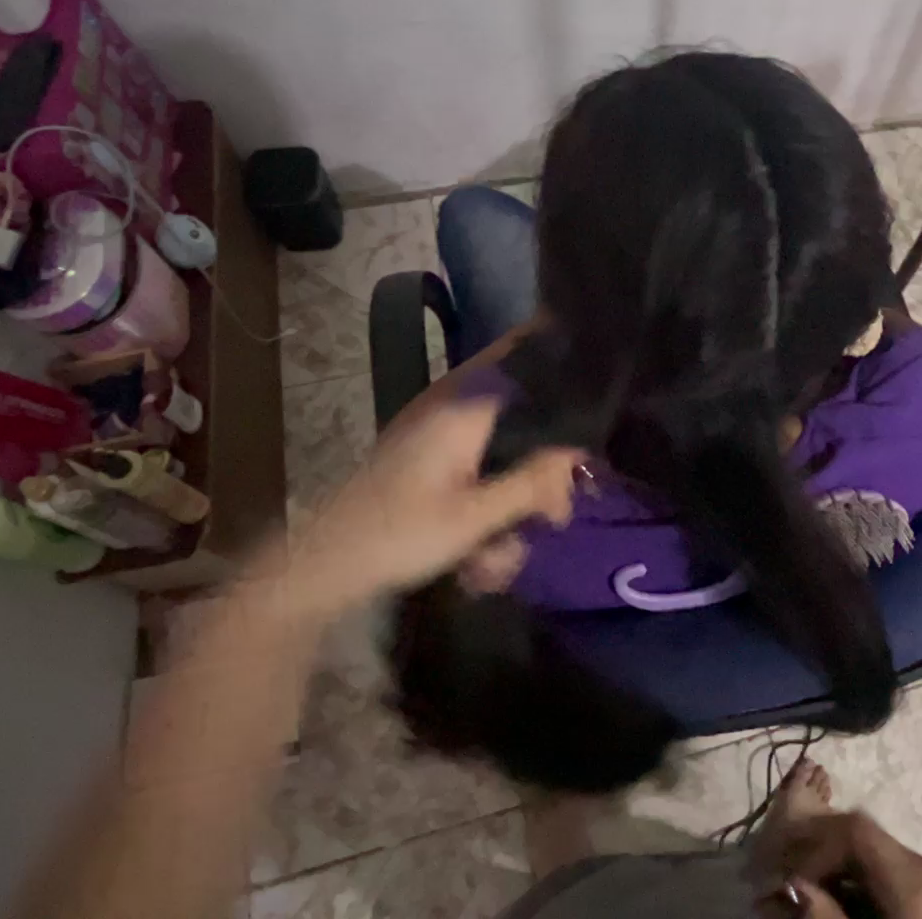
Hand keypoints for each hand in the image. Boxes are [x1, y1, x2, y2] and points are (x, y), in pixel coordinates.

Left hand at [244, 398, 580, 627]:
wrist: (326, 563)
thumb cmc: (399, 536)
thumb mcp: (474, 518)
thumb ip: (531, 481)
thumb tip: (579, 450)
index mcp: (461, 406)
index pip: (524, 358)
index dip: (563, 369)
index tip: (595, 397)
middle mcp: (449, 403)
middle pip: (522, 402)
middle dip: (547, 450)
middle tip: (557, 507)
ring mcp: (436, 426)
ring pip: (504, 432)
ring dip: (520, 479)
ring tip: (523, 532)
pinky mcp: (428, 451)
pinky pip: (481, 452)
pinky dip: (495, 485)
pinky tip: (495, 534)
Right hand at [759, 813, 921, 918]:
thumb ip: (829, 917)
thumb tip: (795, 886)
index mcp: (913, 877)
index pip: (855, 829)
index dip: (815, 845)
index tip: (791, 879)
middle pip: (864, 835)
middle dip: (823, 852)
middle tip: (791, 879)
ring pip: (875, 854)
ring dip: (839, 867)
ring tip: (812, 895)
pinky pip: (889, 875)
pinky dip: (860, 883)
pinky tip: (842, 906)